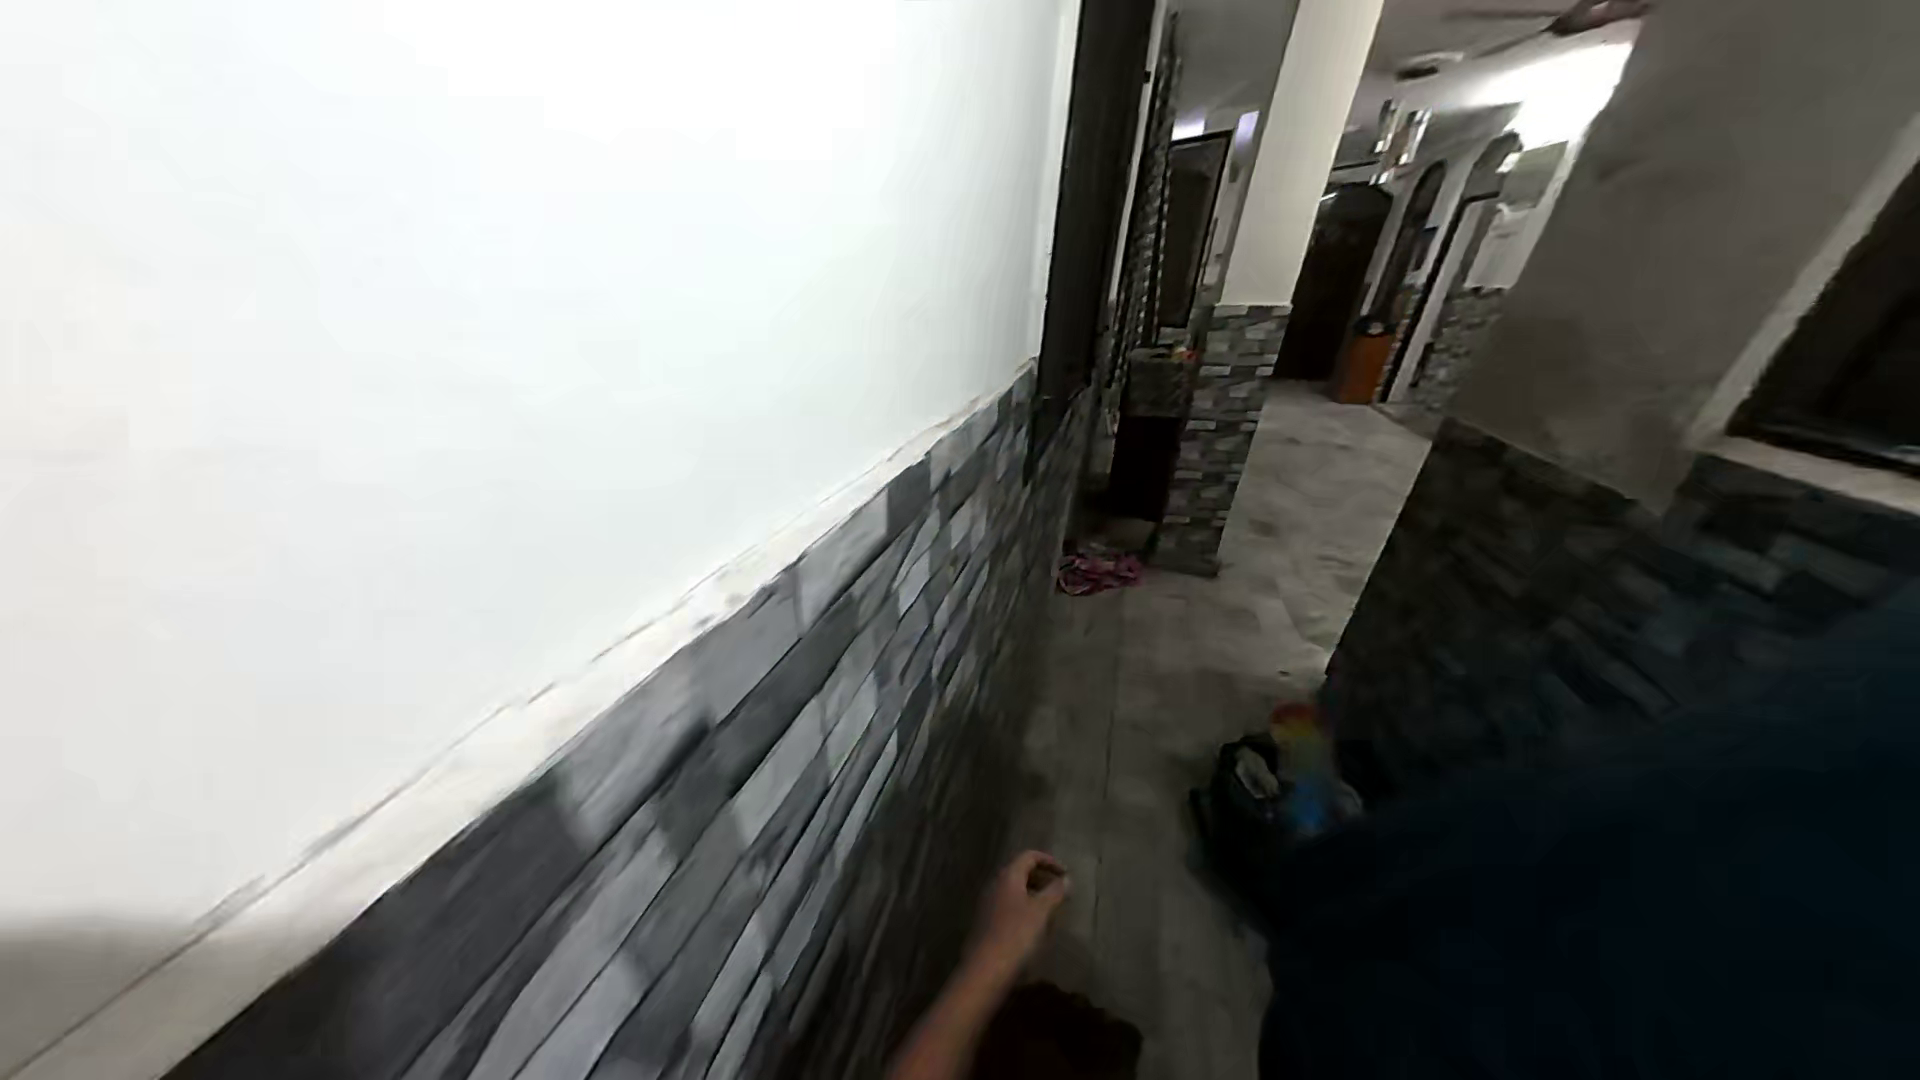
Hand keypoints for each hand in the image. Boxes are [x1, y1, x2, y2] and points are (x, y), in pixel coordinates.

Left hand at [966, 851, 1069, 980]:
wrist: (986, 969)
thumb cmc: (1016, 935)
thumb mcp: (1041, 912)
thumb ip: (1055, 892)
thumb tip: (1066, 879)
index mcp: (1008, 875)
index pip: (1029, 856)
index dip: (1049, 861)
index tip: (1066, 873)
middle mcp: (996, 883)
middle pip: (1021, 870)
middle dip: (1042, 877)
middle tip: (1060, 890)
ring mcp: (989, 901)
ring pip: (1015, 888)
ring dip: (1034, 892)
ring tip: (1051, 908)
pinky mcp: (987, 920)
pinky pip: (1009, 903)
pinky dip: (1025, 905)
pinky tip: (1034, 924)